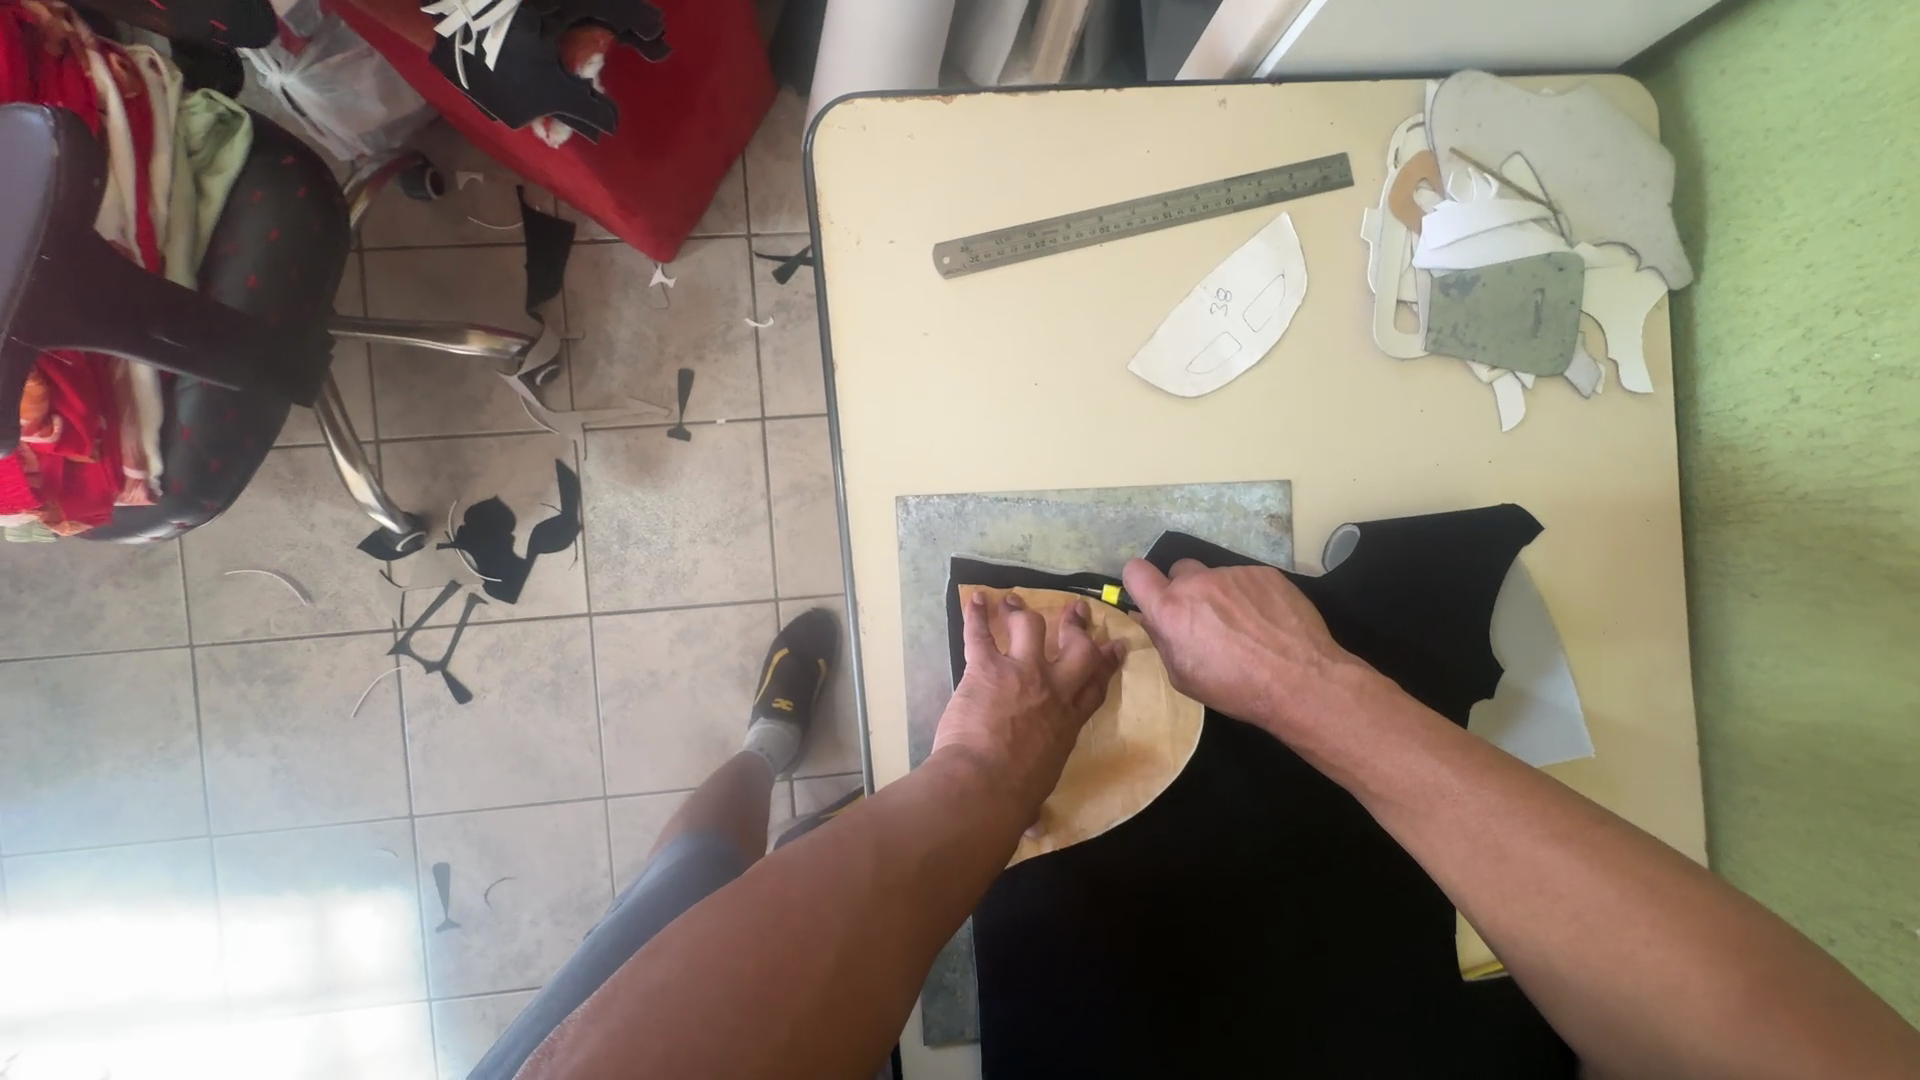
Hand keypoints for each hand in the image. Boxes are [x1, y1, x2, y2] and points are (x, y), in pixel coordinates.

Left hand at [932, 591, 1124, 811]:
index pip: (1094, 687)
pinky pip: (981, 633)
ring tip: (1014, 600)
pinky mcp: (987, 667)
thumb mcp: (1036, 799)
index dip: (1106, 664)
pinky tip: (975, 598)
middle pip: (1075, 648)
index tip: (1114, 646)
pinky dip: (976, 614)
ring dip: (1023, 613)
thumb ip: (1035, 806)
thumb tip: (1033, 828)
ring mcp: (1022, 674)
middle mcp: (1052, 692)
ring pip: (1031, 628)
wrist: (984, 785)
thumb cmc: (1012, 800)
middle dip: (1076, 626)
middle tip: (1076, 609)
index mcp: (1067, 724)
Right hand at [1121, 558, 1374, 737]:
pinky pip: (1246, 579)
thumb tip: (1150, 618)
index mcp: (1170, 609)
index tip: (1152, 596)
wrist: (1301, 680)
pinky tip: (1266, 622)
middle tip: (1204, 620)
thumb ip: (1162, 640)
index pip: (1135, 571)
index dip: (1141, 583)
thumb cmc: (1235, 688)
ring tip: (1245, 626)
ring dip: (1221, 595)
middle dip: (1185, 591)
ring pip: (1216, 577)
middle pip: (1179, 572)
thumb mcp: (1184, 677)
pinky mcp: (1264, 572)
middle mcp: (1197, 583)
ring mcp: (1233, 574)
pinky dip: (1250, 596)